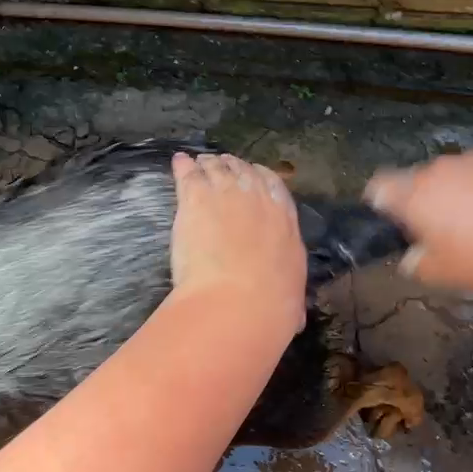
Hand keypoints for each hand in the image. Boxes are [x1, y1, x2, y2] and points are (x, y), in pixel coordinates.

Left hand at [168, 152, 305, 330]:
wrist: (239, 301)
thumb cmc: (271, 307)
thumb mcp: (292, 296)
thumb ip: (289, 289)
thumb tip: (294, 310)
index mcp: (284, 220)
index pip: (273, 185)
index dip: (259, 177)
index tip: (251, 175)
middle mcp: (257, 199)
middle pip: (243, 171)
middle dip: (233, 167)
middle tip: (222, 165)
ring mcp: (226, 194)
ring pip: (216, 168)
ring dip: (208, 164)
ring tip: (200, 162)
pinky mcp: (196, 199)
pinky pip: (188, 174)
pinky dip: (183, 166)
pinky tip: (179, 161)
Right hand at [365, 147, 472, 291]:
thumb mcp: (440, 275)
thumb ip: (414, 261)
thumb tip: (412, 253)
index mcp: (412, 196)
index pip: (378, 186)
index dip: (380, 201)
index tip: (394, 219)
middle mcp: (435, 170)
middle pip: (416, 179)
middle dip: (423, 198)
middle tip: (443, 227)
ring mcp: (469, 158)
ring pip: (450, 172)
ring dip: (454, 189)